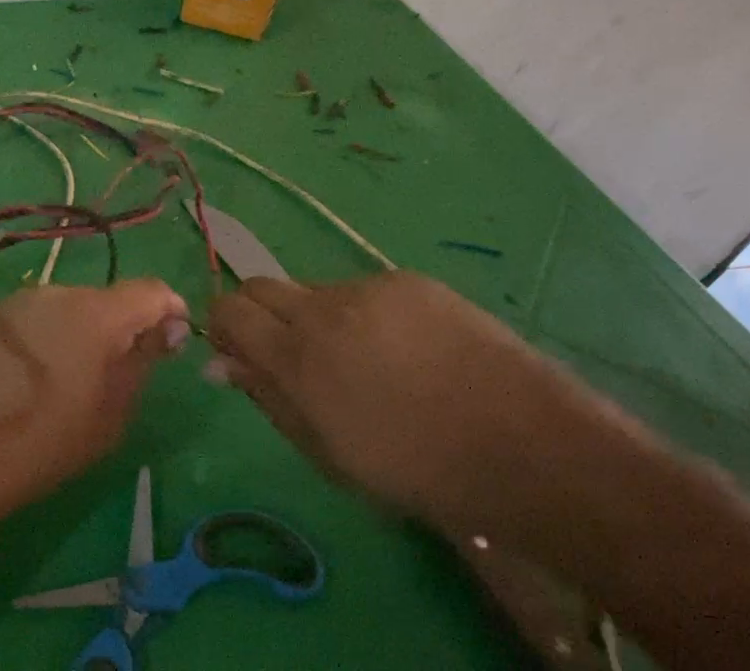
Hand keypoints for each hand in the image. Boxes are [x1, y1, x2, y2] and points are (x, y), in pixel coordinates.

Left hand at [0, 279, 189, 503]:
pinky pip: (38, 317)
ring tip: (72, 379)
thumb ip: (144, 360)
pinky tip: (37, 377)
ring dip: (83, 331)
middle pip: (108, 298)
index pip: (150, 290)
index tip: (169, 343)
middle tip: (117, 372)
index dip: (169, 311)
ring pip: (71, 306)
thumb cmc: (51, 441)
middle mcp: (58, 292)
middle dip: (122, 326)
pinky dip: (50, 336)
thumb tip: (168, 328)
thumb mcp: (114, 410)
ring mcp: (20, 301)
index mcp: (96, 312)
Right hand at [206, 271, 628, 536]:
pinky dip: (367, 316)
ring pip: (317, 292)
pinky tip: (407, 353)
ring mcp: (372, 288)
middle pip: (262, 286)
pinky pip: (367, 292)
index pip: (229, 310)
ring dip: (319, 319)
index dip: (222, 326)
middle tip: (289, 356)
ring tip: (366, 364)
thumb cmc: (416, 469)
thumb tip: (220, 363)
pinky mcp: (413, 281)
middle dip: (260, 315)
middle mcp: (324, 308)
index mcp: (297, 355)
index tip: (236, 352)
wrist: (529, 449)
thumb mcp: (326, 450)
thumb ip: (267, 396)